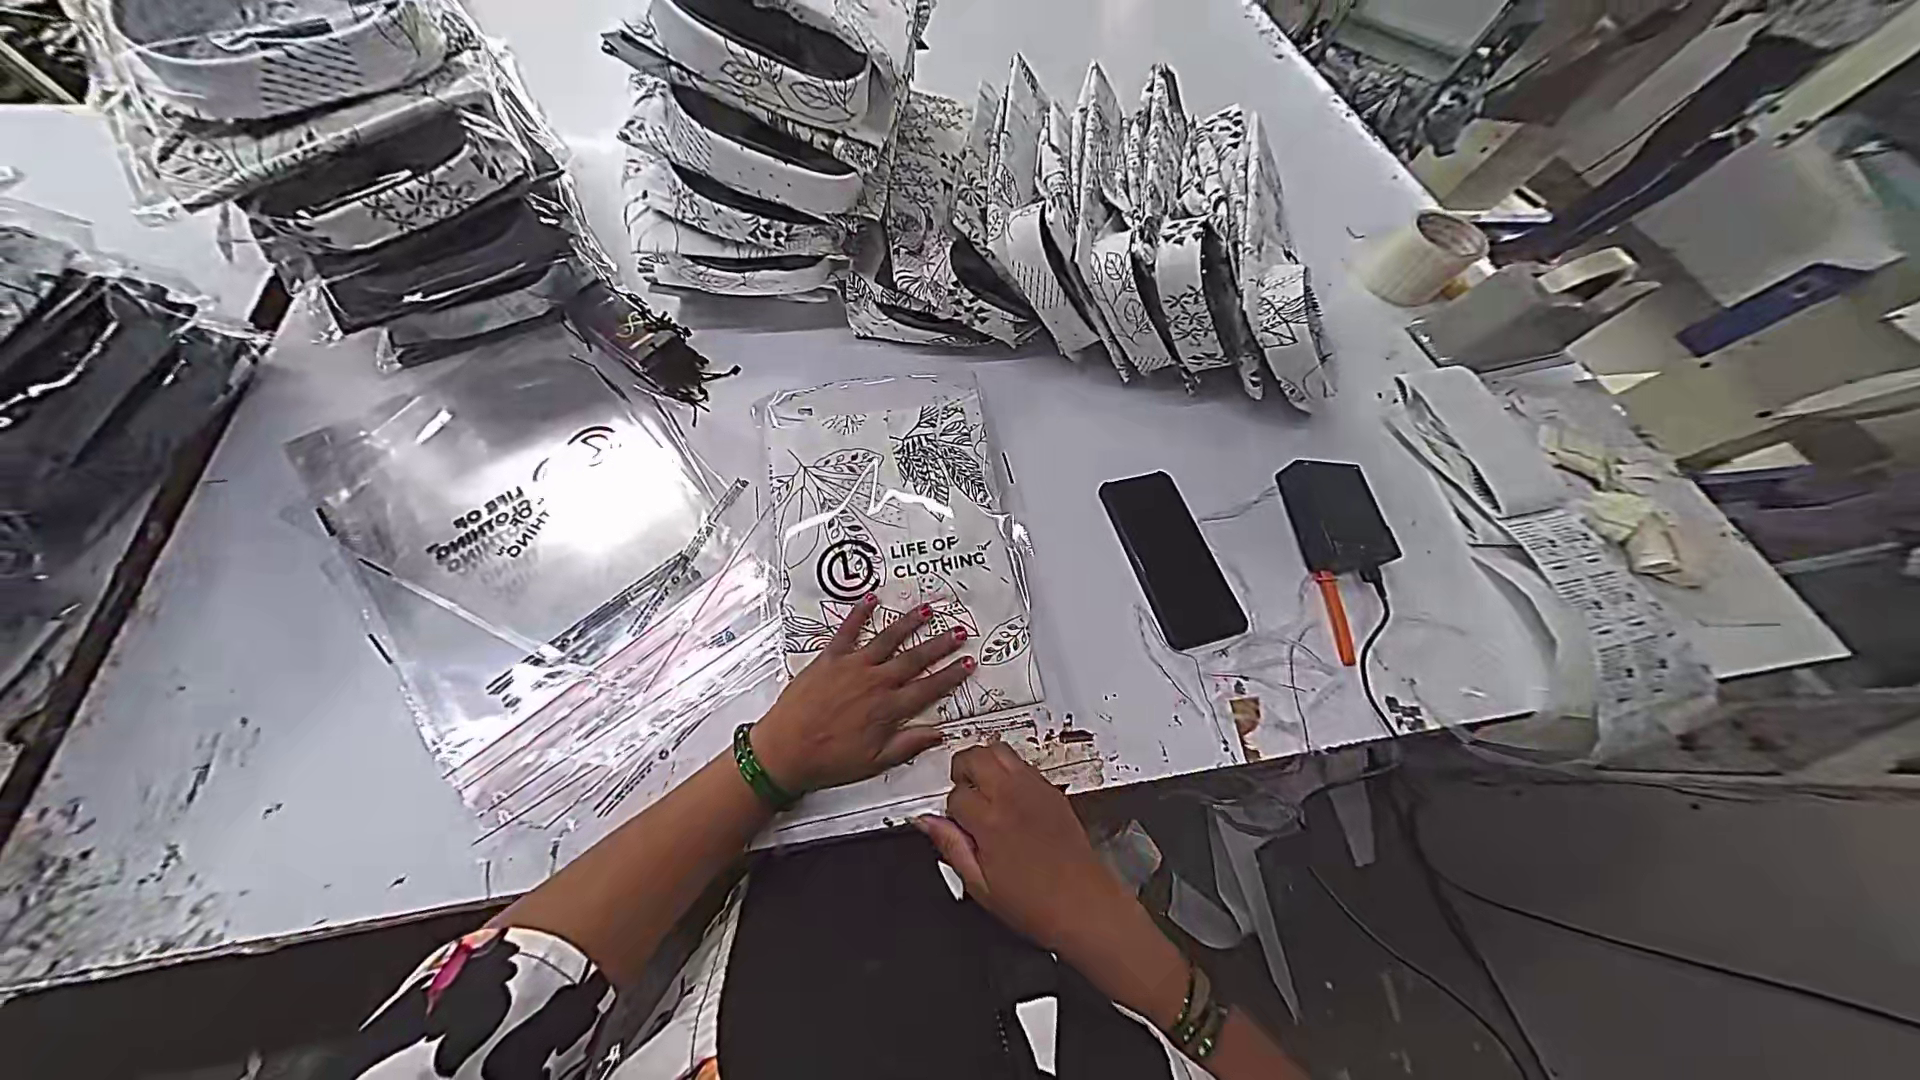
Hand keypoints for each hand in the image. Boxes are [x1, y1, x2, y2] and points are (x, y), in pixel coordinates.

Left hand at [751, 594, 973, 794]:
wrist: (784, 751)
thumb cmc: (828, 760)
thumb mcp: (874, 762)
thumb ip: (908, 744)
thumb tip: (939, 733)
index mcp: (889, 709)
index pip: (929, 687)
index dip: (952, 675)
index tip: (968, 663)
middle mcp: (876, 682)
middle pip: (915, 658)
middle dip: (940, 644)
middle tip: (958, 632)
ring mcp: (853, 666)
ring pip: (888, 639)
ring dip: (910, 623)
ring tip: (927, 610)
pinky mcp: (830, 658)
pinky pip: (848, 631)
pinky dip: (860, 613)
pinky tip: (872, 600)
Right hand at [913, 743, 1135, 955]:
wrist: (1085, 906)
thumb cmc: (1038, 905)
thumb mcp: (981, 886)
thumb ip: (950, 847)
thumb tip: (927, 823)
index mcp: (990, 822)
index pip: (955, 794)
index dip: (949, 809)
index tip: (955, 823)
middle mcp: (1012, 797)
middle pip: (974, 756)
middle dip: (960, 769)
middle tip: (961, 790)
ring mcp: (1034, 789)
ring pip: (998, 749)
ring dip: (984, 761)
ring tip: (982, 786)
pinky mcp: (1051, 790)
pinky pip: (1022, 763)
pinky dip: (1008, 769)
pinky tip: (1007, 794)